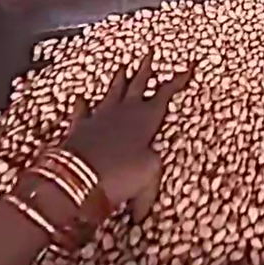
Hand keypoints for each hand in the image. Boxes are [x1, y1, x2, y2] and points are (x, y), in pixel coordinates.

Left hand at [65, 51, 191, 220]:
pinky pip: (82, 112)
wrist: (76, 177)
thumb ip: (149, 188)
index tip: (187, 67)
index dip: (177, 81)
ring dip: (119, 80)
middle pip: (138, 85)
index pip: (165, 94)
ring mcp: (101, 117)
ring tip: (123, 67)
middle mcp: (125, 112)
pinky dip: (83, 106)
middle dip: (146, 69)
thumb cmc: (120, 173)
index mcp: (146, 118)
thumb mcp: (147, 178)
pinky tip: (81, 99)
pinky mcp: (80, 129)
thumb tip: (141, 212)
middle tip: (150, 52)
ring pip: (113, 92)